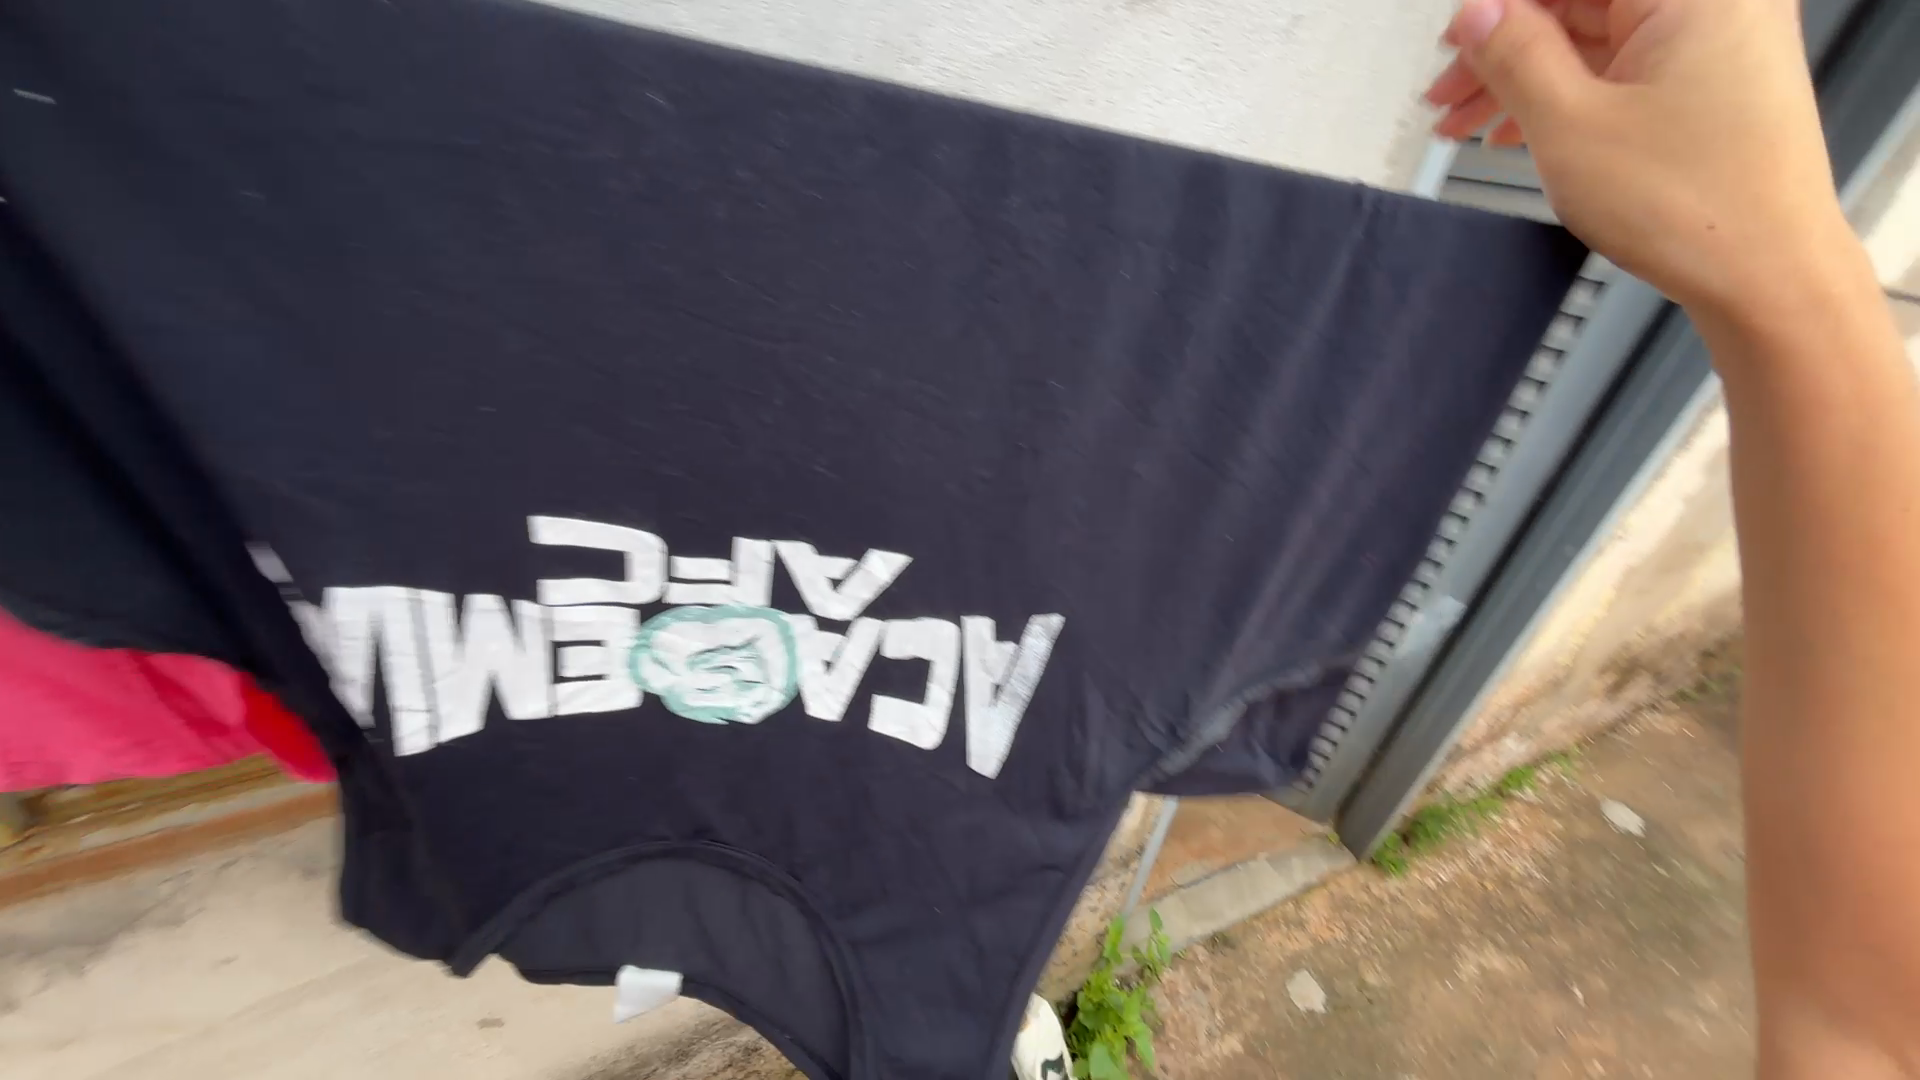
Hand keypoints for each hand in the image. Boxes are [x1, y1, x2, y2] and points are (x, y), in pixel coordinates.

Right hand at [1423, 0, 1860, 324]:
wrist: (1758, 264)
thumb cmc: (1683, 198)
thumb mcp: (1570, 124)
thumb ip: (1518, 58)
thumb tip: (1478, 12)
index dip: (1501, 8)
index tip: (1451, 46)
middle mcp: (1711, 3)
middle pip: (1578, 6)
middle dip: (1502, 49)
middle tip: (1443, 96)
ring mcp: (1710, 44)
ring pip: (1588, 44)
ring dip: (1519, 81)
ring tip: (1461, 126)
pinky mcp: (1701, 86)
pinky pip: (1612, 73)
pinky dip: (1557, 99)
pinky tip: (1511, 134)